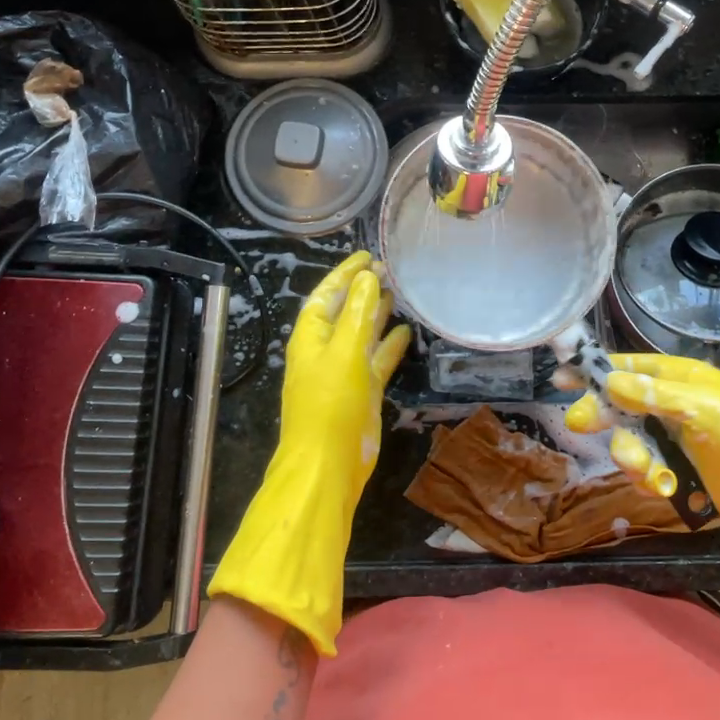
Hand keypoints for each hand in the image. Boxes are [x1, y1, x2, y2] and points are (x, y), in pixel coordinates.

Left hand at [280, 250, 410, 487]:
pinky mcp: (363, 392)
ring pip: (363, 335)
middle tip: (389, 270)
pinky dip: (390, 346)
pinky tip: (408, 332)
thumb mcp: (345, 352)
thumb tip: (369, 279)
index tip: (368, 256)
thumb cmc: (330, 404)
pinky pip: (377, 360)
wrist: (328, 464)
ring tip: (400, 293)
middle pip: (344, 312)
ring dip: (378, 314)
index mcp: (311, 338)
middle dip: (363, 290)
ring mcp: (345, 372)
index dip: (346, 274)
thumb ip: (358, 314)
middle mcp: (325, 350)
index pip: (326, 295)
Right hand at [567, 353, 719, 518]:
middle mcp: (666, 405)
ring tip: (649, 469)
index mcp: (675, 379)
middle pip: (616, 407)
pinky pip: (642, 472)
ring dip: (630, 457)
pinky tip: (663, 485)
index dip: (593, 371)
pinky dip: (647, 479)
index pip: (626, 368)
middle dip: (602, 418)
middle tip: (583, 426)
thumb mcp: (699, 408)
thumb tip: (609, 381)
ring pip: (626, 443)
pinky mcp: (672, 470)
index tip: (561, 378)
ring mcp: (668, 439)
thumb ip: (652, 396)